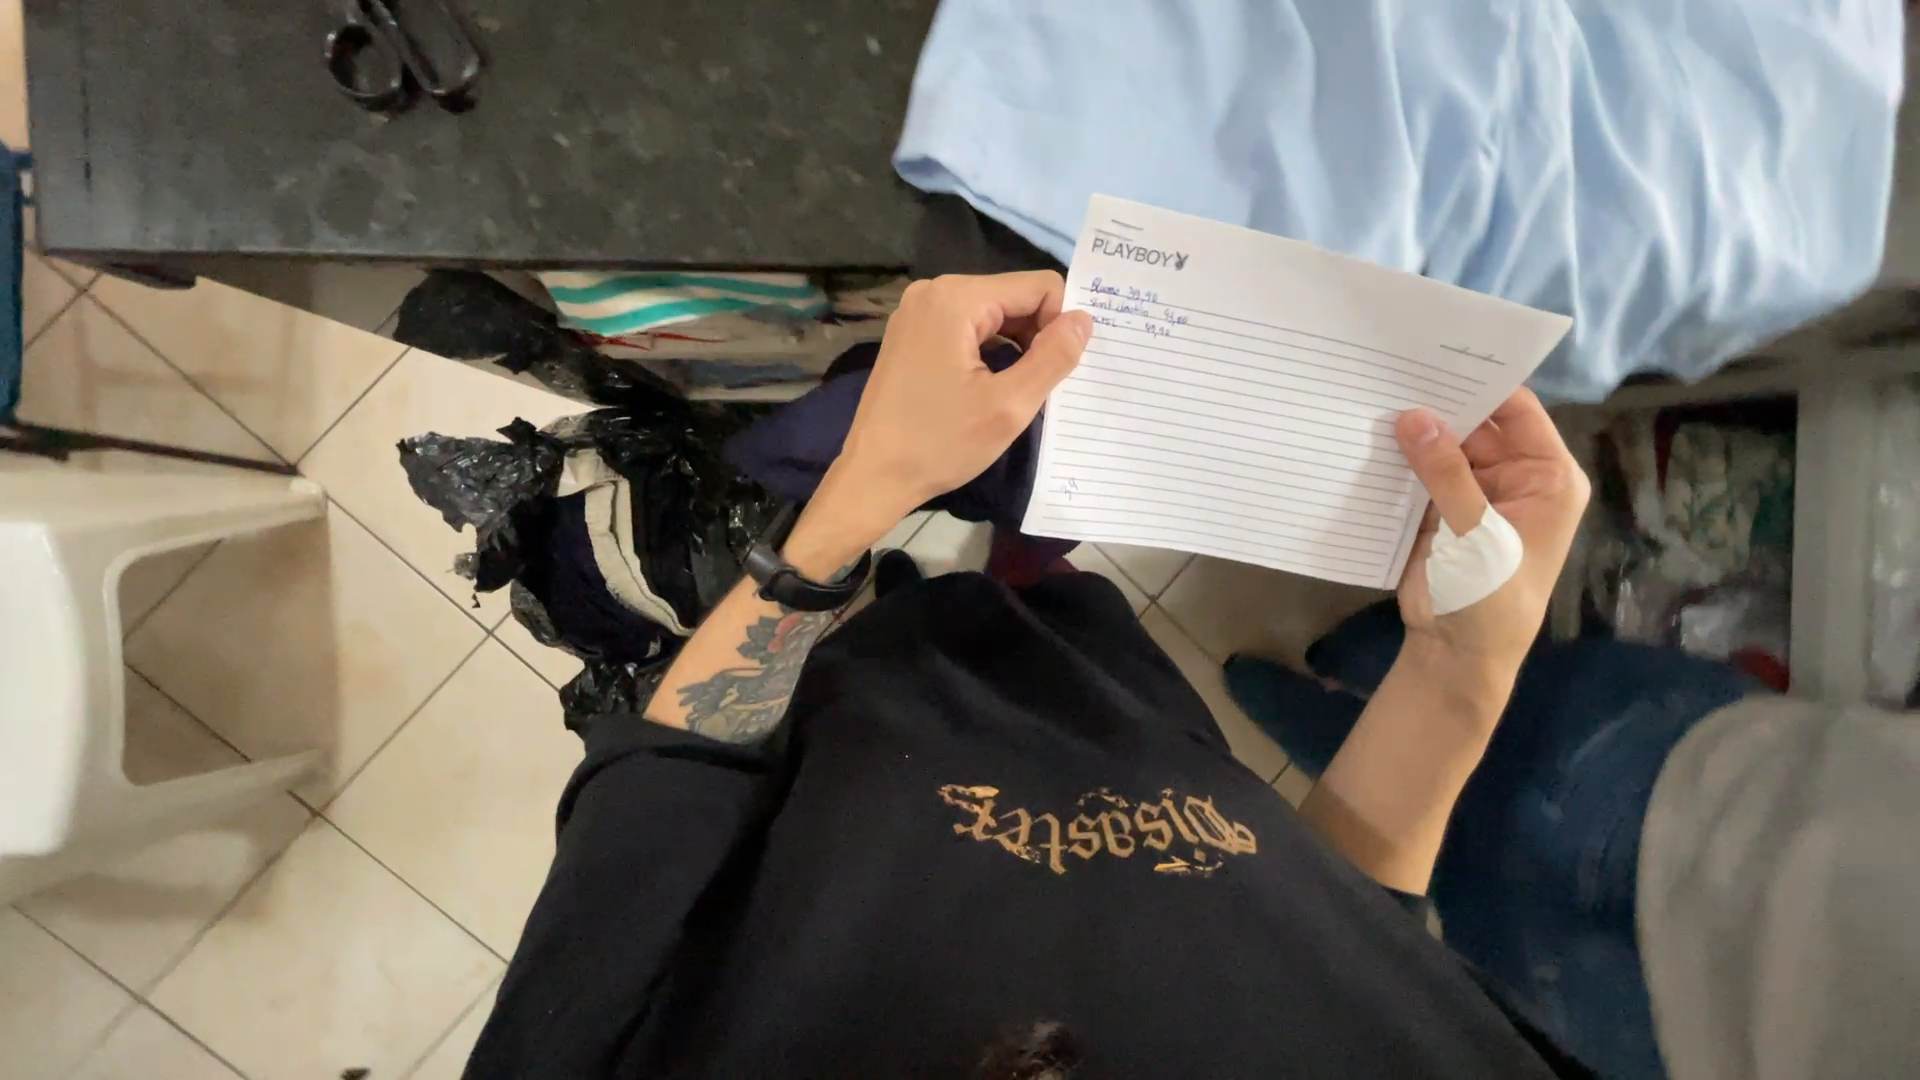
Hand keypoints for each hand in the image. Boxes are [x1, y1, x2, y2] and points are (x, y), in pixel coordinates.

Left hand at [790, 272, 1092, 570]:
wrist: (873, 476)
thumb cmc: (940, 444)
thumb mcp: (1009, 406)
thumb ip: (1053, 357)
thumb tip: (1084, 319)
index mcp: (957, 298)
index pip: (1038, 286)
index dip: (1061, 324)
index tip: (1062, 370)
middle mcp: (933, 291)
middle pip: (1012, 297)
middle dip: (1037, 336)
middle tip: (1042, 388)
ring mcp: (917, 313)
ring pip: (991, 315)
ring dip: (1014, 347)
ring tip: (1017, 392)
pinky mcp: (910, 335)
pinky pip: (965, 329)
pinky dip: (987, 352)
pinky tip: (989, 388)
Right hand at [1392, 387, 1588, 709]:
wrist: (1457, 651)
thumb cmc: (1490, 594)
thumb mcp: (1477, 531)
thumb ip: (1446, 473)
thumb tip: (1412, 416)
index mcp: (1545, 477)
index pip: (1517, 413)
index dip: (1481, 385)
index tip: (1435, 359)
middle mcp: (1510, 479)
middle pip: (1472, 428)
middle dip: (1436, 408)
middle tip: (1388, 375)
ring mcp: (1469, 495)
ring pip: (1438, 451)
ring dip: (1409, 436)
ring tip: (1368, 401)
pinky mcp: (1435, 513)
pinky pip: (1415, 476)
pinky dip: (1394, 463)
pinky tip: (1363, 442)